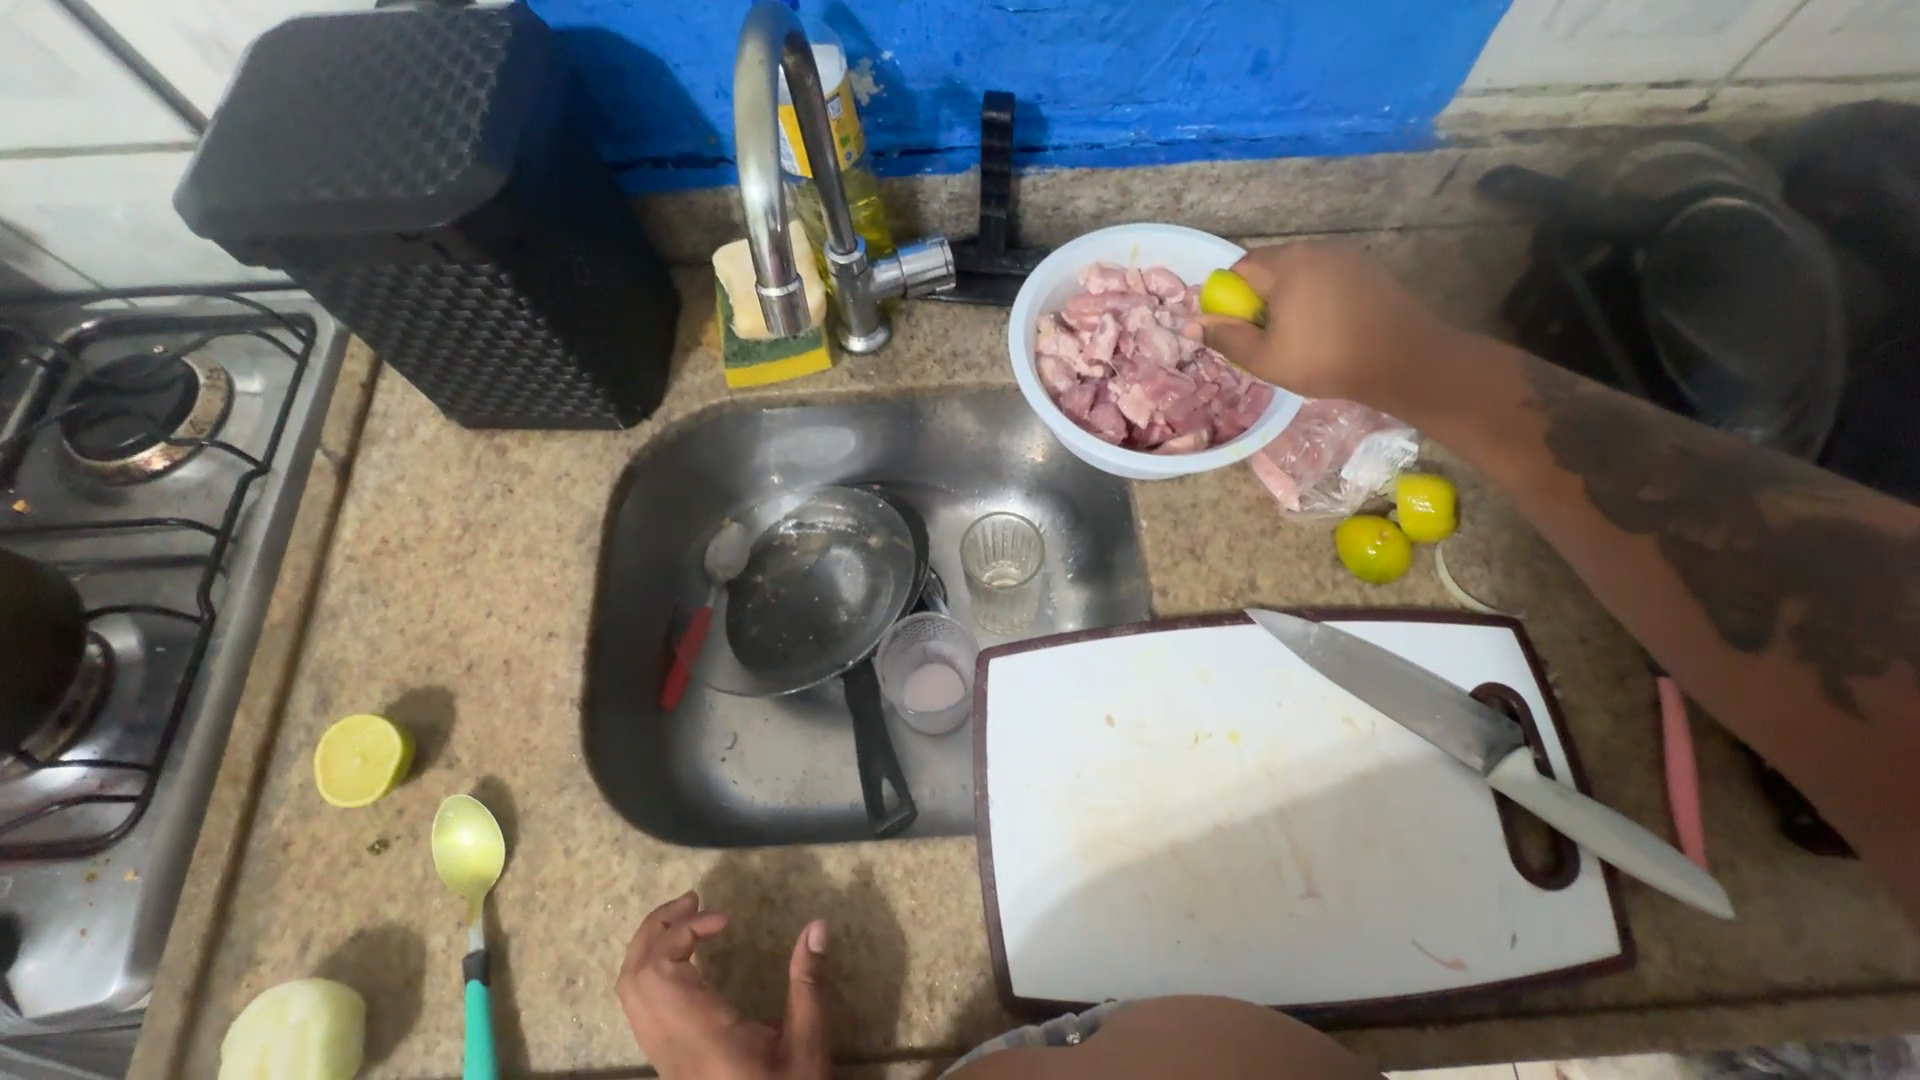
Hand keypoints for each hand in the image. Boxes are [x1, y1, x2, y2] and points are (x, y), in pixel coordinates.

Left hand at [616, 890, 830, 1079]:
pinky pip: (642, 1008)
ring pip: (630, 993)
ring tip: (691, 920)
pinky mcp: (667, 1065)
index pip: (659, 970)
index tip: (726, 918)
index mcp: (699, 1036)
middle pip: (633, 976)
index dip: (683, 930)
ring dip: (652, 947)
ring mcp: (663, 1058)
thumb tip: (818, 925)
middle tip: (696, 899)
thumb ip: (809, 985)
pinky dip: (655, 970)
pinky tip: (689, 962)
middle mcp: (669, 1045)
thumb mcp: (809, 1048)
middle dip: (657, 927)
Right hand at [1194, 241, 1469, 409]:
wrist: (1403, 360)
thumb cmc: (1325, 360)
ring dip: (1289, 297)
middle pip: (1270, 266)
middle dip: (1260, 297)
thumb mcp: (1264, 359)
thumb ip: (1226, 338)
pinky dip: (1317, 296)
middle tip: (1268, 336)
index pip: (1239, 269)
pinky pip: (1326, 276)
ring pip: (1300, 271)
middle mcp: (1314, 248)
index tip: (1241, 330)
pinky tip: (1327, 326)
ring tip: (1299, 334)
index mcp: (1285, 264)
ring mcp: (1346, 255)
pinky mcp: (1368, 267)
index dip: (1231, 299)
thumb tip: (1192, 323)